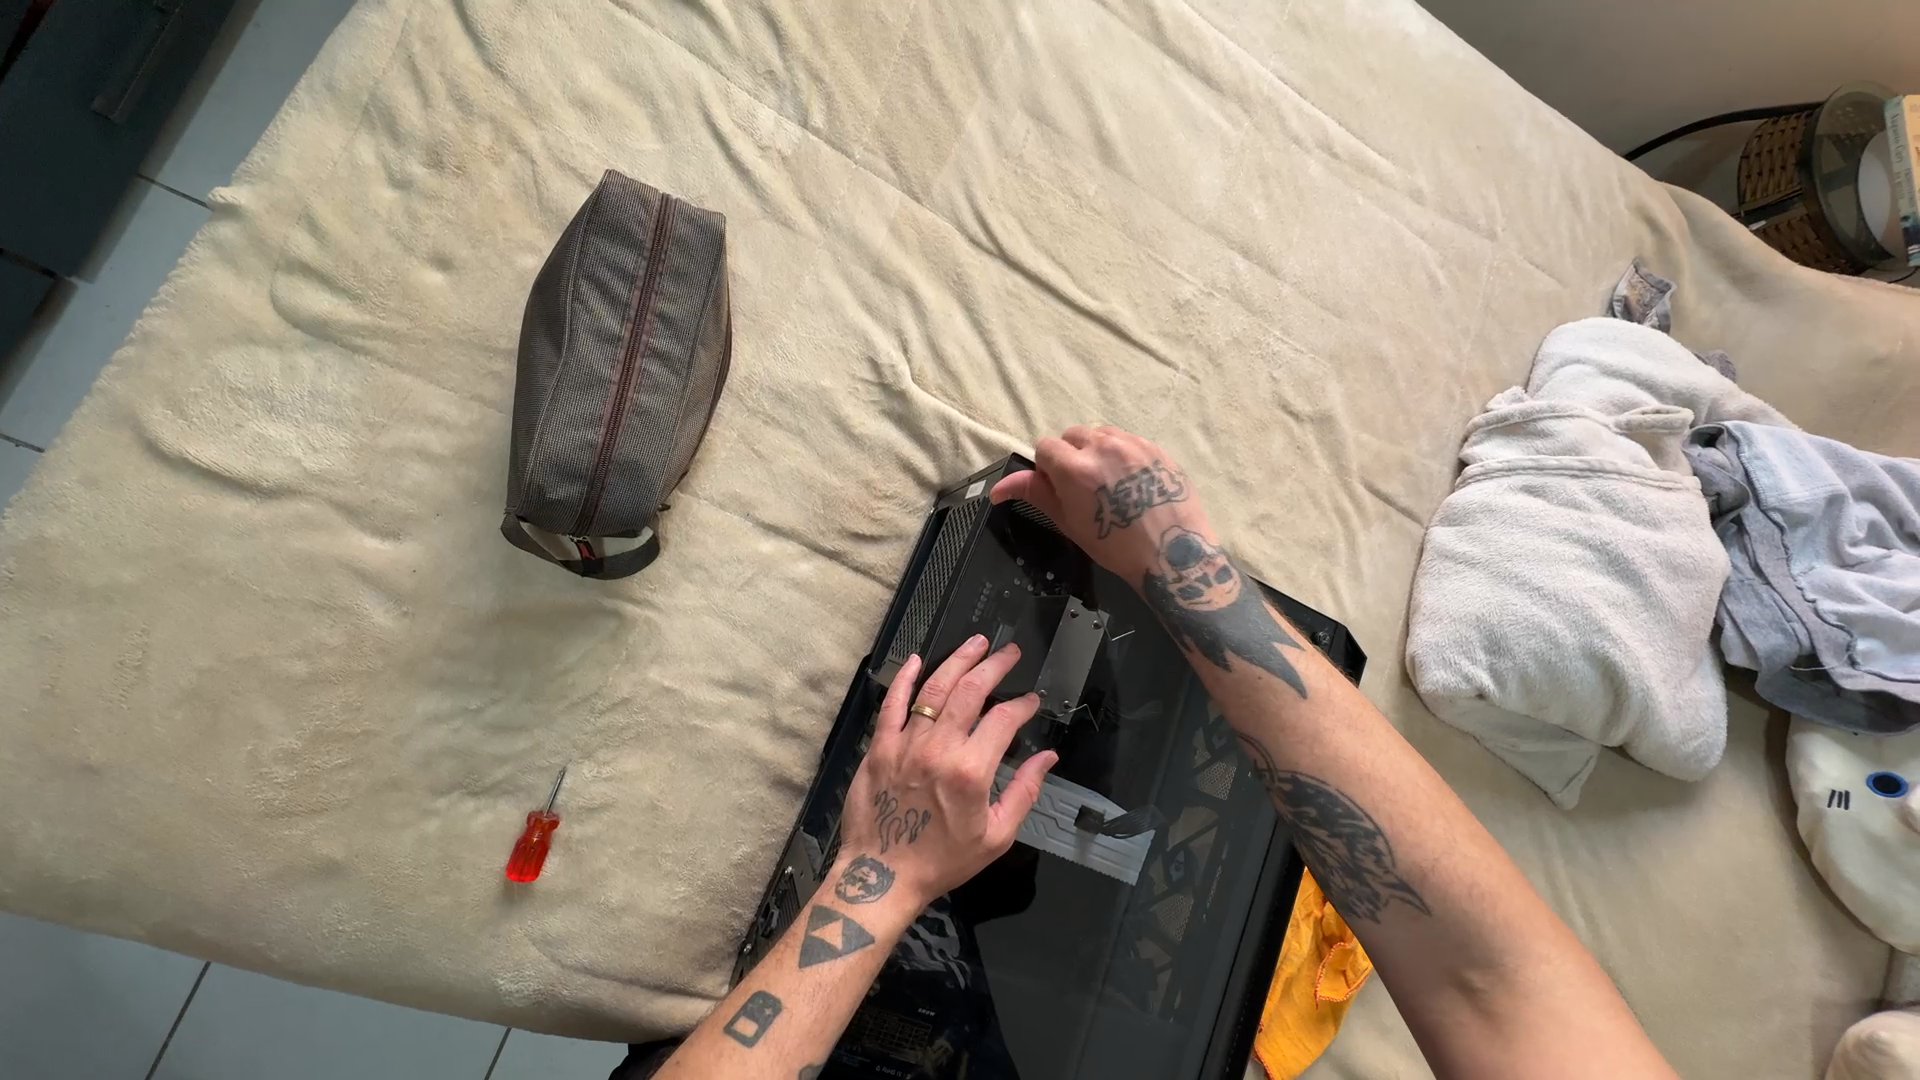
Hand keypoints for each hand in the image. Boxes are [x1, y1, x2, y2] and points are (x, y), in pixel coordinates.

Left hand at [834, 637, 1058, 910]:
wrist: (882, 876)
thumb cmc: (943, 860)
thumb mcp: (997, 836)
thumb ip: (1025, 792)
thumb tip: (1048, 758)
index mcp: (971, 771)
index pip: (1003, 720)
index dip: (1022, 705)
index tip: (1031, 701)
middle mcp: (939, 748)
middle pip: (970, 690)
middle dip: (994, 665)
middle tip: (1009, 651)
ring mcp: (906, 743)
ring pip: (934, 688)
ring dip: (958, 661)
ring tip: (976, 643)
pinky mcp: (880, 746)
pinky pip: (892, 704)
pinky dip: (905, 679)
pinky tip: (918, 659)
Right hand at [989, 425, 1215, 584]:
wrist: (1173, 555)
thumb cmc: (1115, 547)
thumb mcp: (1068, 523)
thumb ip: (1035, 494)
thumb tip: (998, 488)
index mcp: (1075, 468)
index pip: (1045, 447)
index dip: (1046, 468)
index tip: (1058, 488)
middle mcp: (1103, 447)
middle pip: (1072, 435)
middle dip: (1070, 456)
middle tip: (1081, 487)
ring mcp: (1134, 444)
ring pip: (1101, 434)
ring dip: (1096, 451)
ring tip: (1107, 482)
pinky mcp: (1157, 448)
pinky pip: (1128, 440)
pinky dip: (1122, 454)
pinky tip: (1131, 482)